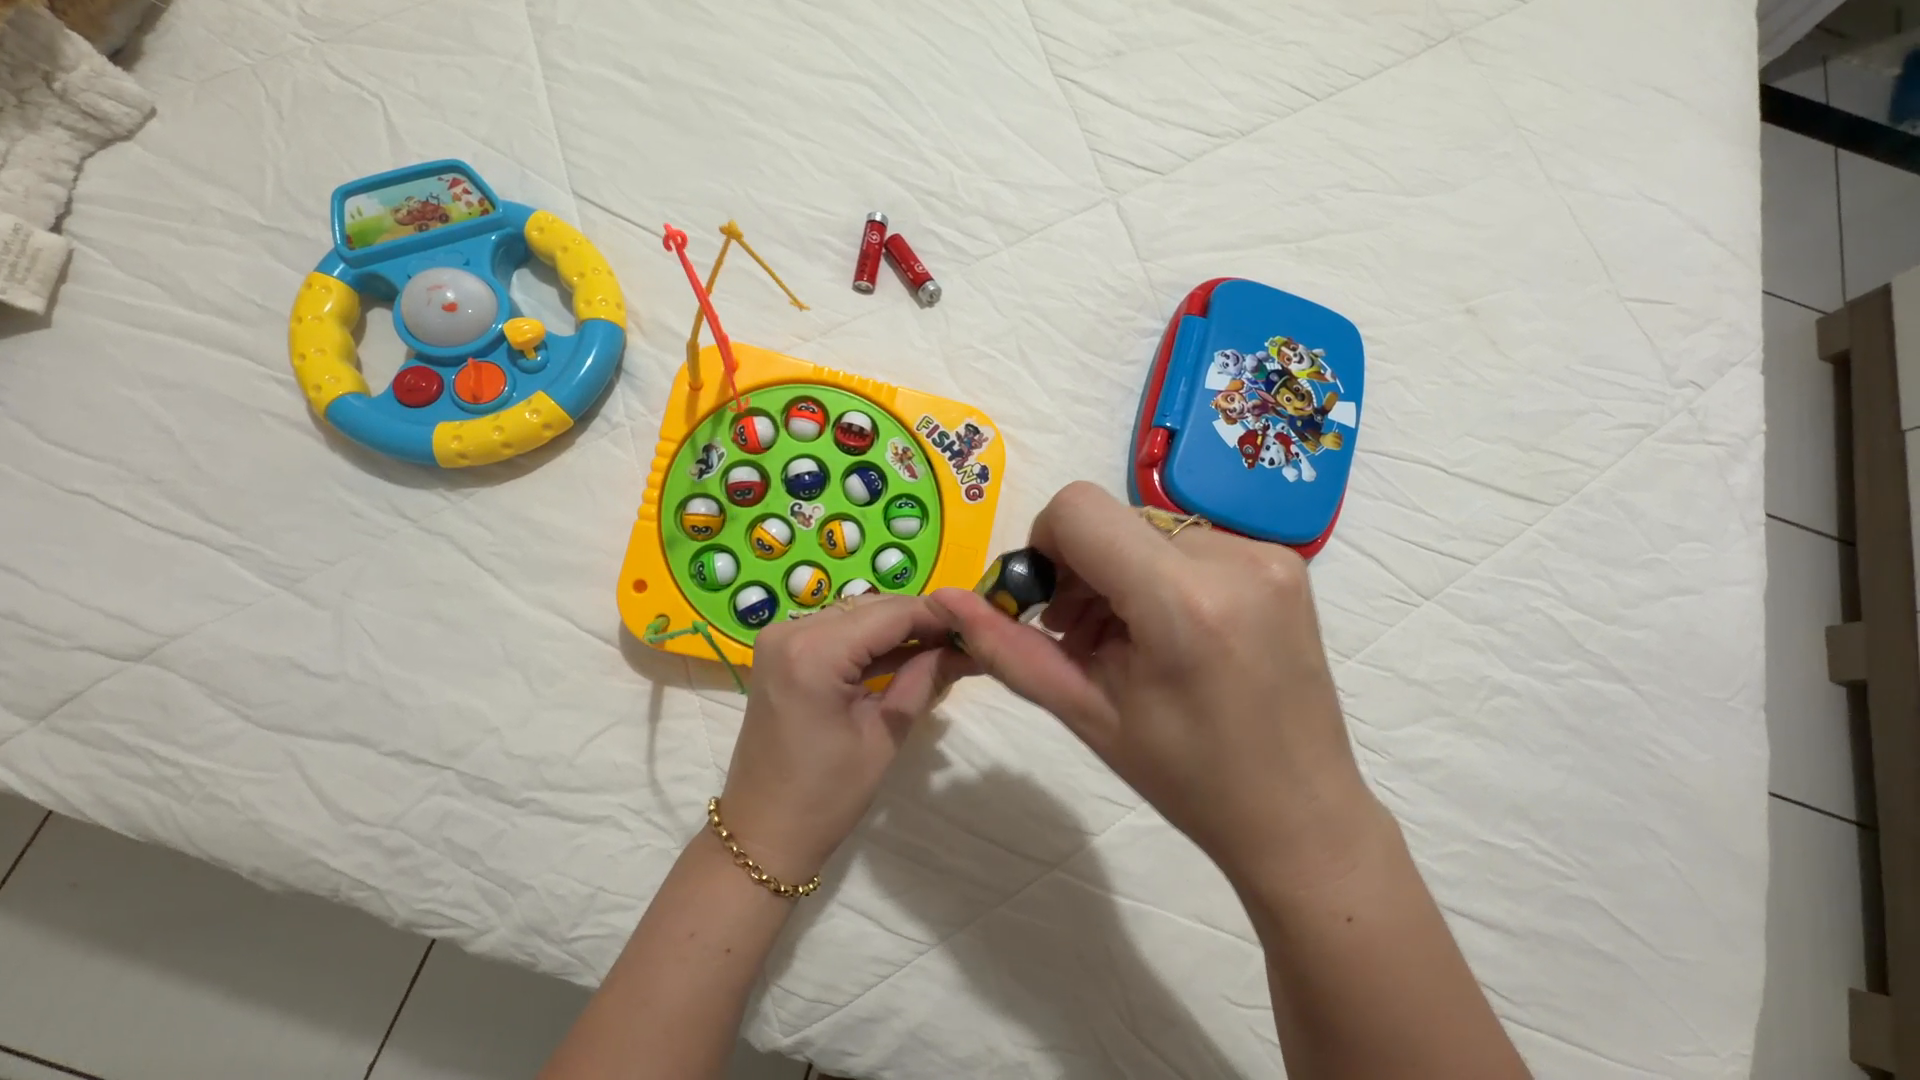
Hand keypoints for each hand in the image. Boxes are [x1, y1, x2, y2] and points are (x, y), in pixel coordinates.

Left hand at [719, 596, 973, 881]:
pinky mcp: (782, 652)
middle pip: (872, 608)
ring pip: (856, 615)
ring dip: (898, 630)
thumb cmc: (826, 796)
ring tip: (945, 649)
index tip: (979, 625)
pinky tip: (908, 655)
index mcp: (814, 651)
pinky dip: (871, 642)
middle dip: (920, 621)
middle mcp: (791, 630)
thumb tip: (964, 647)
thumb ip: (924, 680)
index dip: (938, 616)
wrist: (763, 832)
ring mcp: (781, 638)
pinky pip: (837, 632)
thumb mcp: (884, 736)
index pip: (891, 613)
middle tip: (966, 641)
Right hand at [929, 483, 1375, 888]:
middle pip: (1114, 521)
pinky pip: (1194, 544)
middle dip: (1083, 570)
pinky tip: (1173, 636)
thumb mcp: (1087, 714)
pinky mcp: (1286, 563)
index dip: (1045, 545)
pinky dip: (1166, 577)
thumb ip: (1010, 650)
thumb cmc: (1187, 778)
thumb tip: (947, 601)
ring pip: (1151, 531)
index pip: (1079, 511)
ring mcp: (1269, 556)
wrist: (1299, 813)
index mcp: (1182, 601)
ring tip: (1128, 642)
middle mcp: (1233, 559)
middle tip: (1083, 638)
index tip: (1049, 604)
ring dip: (1123, 575)